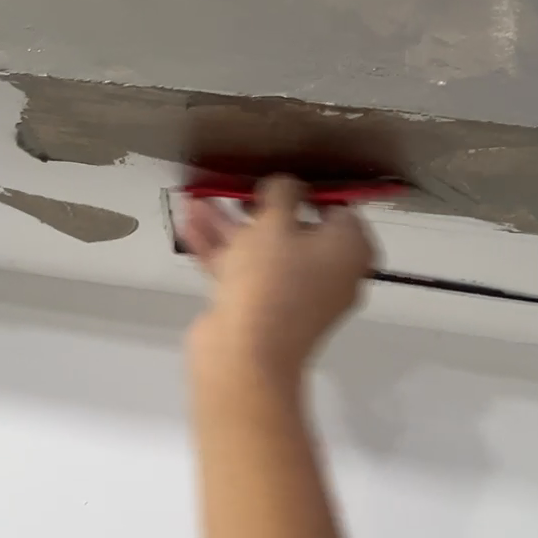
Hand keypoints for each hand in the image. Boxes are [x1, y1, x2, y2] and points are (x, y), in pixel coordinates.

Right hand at [180, 175, 376, 379]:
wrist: (245, 354)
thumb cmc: (272, 279)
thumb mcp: (276, 223)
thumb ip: (281, 194)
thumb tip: (286, 187)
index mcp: (347, 252)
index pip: (338, 212)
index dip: (308, 194)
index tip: (279, 184)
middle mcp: (326, 274)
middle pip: (294, 232)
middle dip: (257, 209)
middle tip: (238, 192)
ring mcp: (291, 295)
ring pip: (261, 252)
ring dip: (228, 226)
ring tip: (196, 200)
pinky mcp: (260, 310)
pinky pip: (243, 272)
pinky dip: (219, 250)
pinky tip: (189, 227)